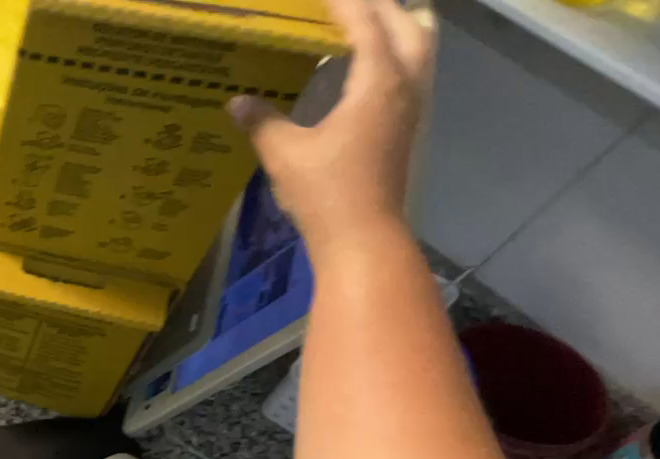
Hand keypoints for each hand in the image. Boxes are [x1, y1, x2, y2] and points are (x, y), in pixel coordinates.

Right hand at [226, 0, 435, 245]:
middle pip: (410, 22)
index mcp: (378, 82)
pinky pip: (415, 68)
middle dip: (381, 6)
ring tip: (371, 21)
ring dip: (400, 24)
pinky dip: (399, 51)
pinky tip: (372, 67)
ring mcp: (413, 104)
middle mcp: (406, 83)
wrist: (361, 234)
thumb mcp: (284, 156)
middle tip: (350, 3)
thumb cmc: (324, 192)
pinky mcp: (409, 124)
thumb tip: (237, 101)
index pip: (368, 24)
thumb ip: (262, 123)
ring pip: (422, 43)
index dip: (347, 3)